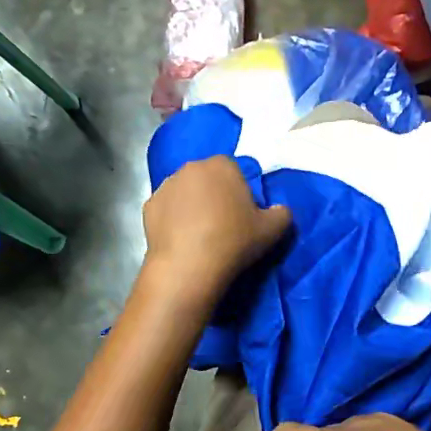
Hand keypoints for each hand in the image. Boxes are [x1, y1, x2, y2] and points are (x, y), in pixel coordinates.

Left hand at [140, 157, 290, 304]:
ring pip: (183, 193)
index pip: (234, 172)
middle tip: (220, 226)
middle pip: (206, 179)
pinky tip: (180, 240)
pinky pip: (166, 211)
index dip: (238, 193)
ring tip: (197, 235)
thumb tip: (279, 210)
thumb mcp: (272, 230)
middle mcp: (190, 167)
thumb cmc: (233, 241)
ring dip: (190, 207)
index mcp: (222, 164)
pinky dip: (171, 221)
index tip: (241, 216)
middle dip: (212, 196)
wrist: (188, 266)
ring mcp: (165, 186)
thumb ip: (282, 214)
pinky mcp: (148, 207)